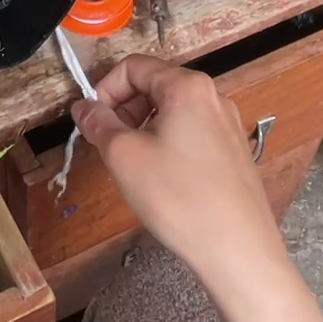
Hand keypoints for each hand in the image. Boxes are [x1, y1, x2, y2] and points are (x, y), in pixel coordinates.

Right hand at [70, 55, 284, 287]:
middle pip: (154, 86)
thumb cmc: (177, 196)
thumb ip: (97, 122)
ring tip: (135, 165)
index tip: (94, 123)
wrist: (240, 254)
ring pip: (172, 112)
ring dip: (144, 128)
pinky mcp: (236, 153)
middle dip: (124, 110)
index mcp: (187, 86)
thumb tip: (82, 106)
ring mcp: (229, 126)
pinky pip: (191, 133)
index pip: (133, 67)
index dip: (105, 90)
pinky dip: (168, 144)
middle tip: (110, 145)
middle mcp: (213, 97)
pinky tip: (164, 180)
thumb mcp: (123, 154)